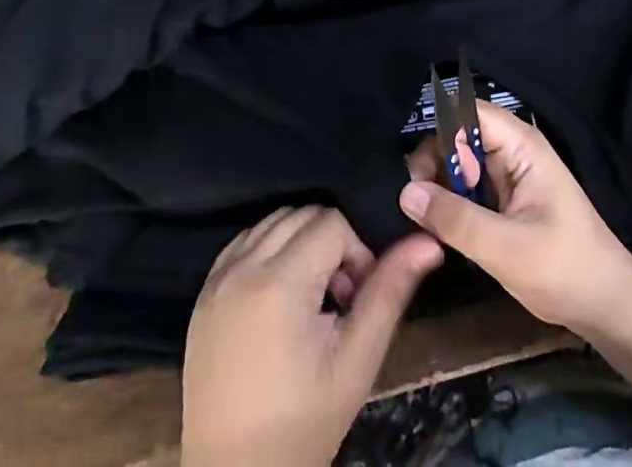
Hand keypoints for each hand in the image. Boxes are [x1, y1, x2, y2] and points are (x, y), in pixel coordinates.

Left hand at [182, 207, 441, 466]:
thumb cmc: (305, 418)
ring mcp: (216, 280)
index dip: (358, 249)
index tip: (360, 294)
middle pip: (303, 214)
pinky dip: (271, 248)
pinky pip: (244, 242)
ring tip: (314, 295)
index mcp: (279, 283)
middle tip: (343, 295)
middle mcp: (241, 268)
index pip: (333, 221)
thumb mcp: (358, 358)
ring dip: (302, 241)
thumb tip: (427, 240)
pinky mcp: (203, 294)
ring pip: (273, 221)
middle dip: (333, 241)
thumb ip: (391, 290)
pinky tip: (283, 292)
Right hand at [401, 106, 631, 333]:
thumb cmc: (564, 268)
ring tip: (422, 221)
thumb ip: (456, 219)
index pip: (469, 112)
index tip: (416, 172)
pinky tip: (435, 229)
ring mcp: (506, 178)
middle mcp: (512, 153)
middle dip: (433, 164)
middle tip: (416, 205)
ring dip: (437, 187)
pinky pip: (464, 190)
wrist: (603, 303)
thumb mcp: (506, 247)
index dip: (439, 131)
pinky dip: (447, 204)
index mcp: (521, 147)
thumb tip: (406, 192)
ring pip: (457, 165)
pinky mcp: (501, 202)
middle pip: (458, 137)